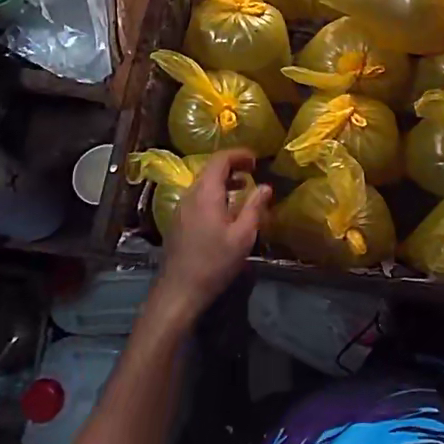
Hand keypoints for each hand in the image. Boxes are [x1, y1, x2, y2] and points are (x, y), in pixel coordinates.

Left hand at [154, 149, 271, 329]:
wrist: (180, 290)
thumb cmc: (215, 262)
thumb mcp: (243, 235)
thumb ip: (255, 207)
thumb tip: (265, 186)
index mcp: (206, 193)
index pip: (220, 159)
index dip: (239, 154)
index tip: (256, 159)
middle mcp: (190, 195)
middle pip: (210, 169)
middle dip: (232, 165)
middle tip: (252, 171)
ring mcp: (181, 208)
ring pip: (203, 183)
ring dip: (223, 180)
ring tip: (243, 188)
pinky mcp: (178, 221)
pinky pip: (198, 196)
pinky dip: (214, 193)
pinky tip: (226, 209)